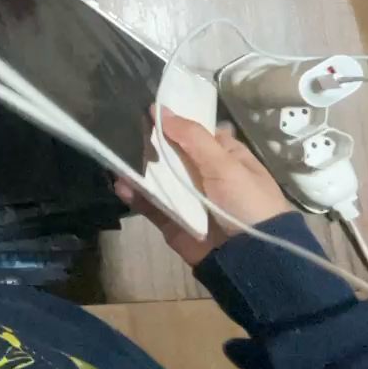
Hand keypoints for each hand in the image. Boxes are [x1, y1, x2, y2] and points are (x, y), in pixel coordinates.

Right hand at [114, 108, 290, 265]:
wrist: (251, 260)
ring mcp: (186, 196)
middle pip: (168, 152)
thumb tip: (158, 108)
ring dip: (136, 169)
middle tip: (121, 134)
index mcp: (223, 156)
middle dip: (146, 144)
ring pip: (154, 177)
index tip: (143, 111)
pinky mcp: (171, 218)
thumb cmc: (247, 203)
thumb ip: (191, 136)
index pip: (192, 131)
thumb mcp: (225, 164)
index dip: (170, 121)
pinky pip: (148, 202)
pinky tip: (122, 187)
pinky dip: (134, 194)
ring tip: (116, 162)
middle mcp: (202, 173)